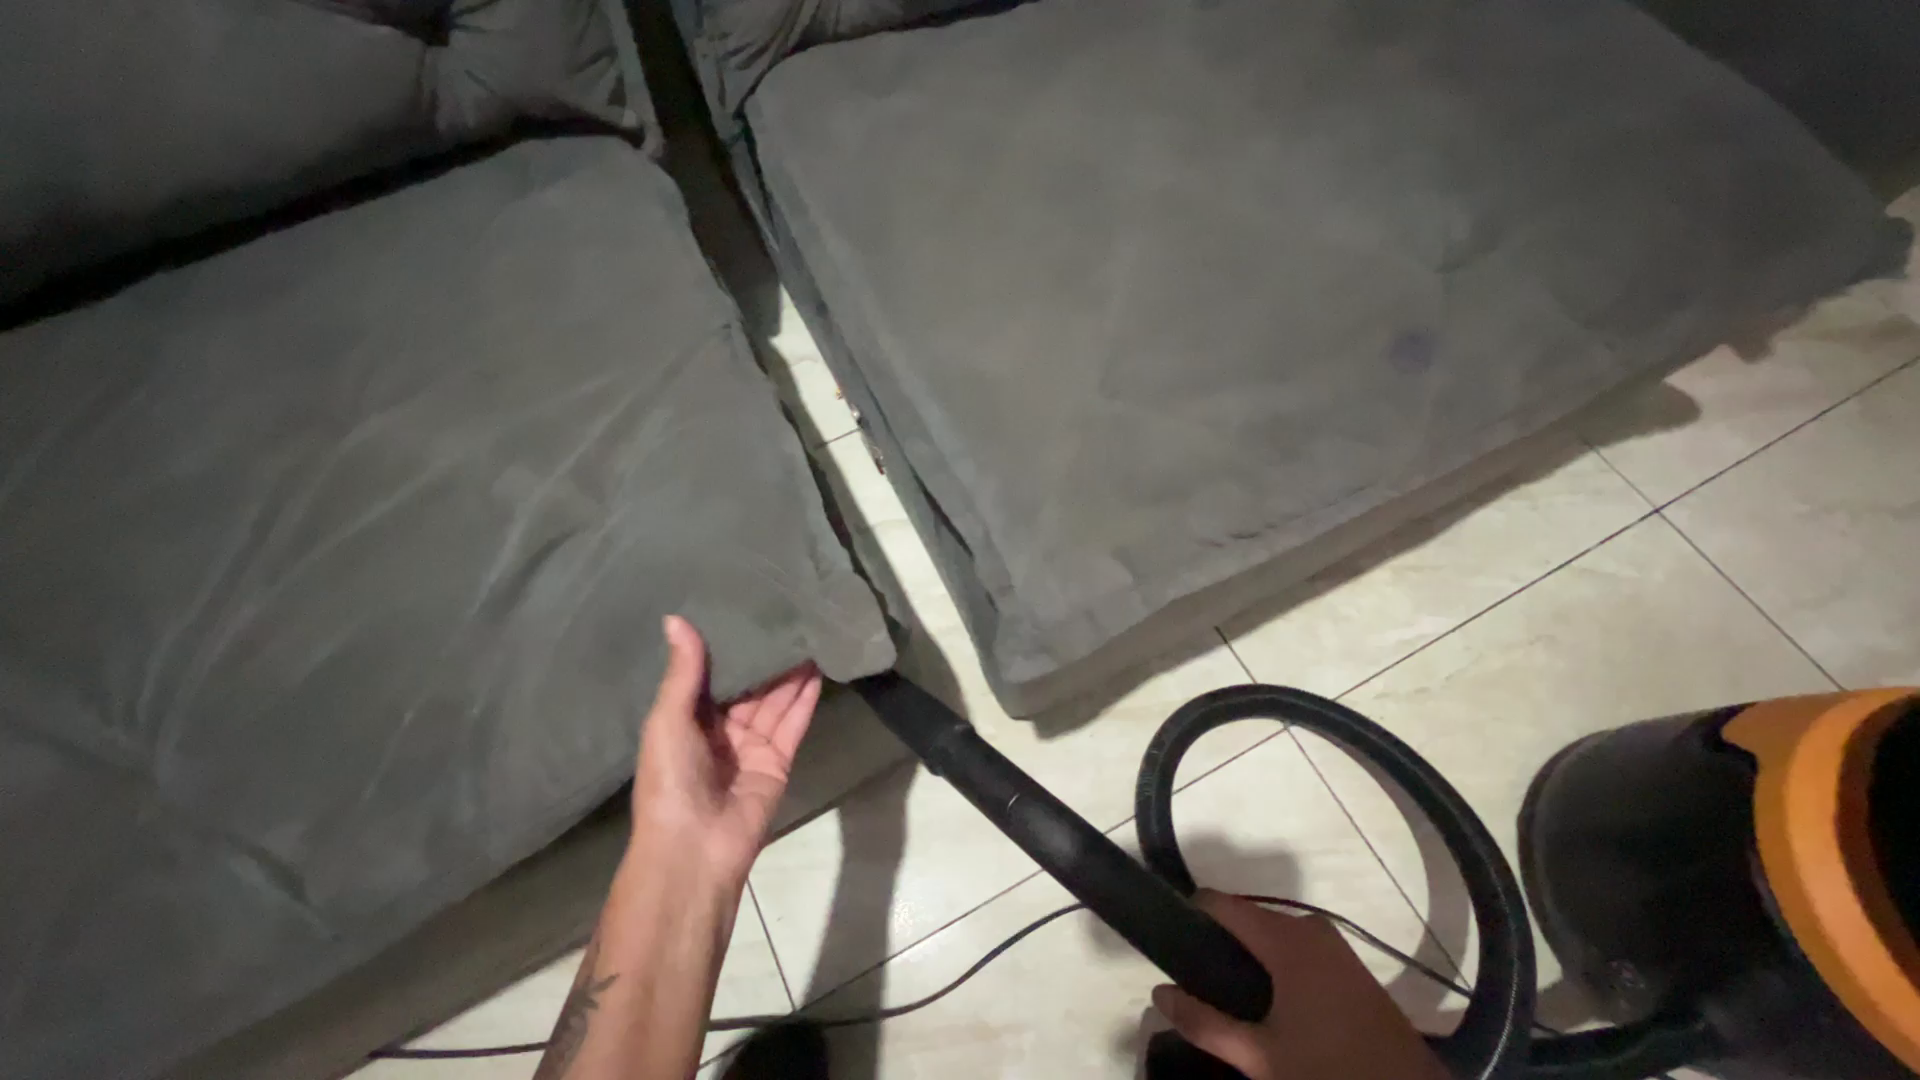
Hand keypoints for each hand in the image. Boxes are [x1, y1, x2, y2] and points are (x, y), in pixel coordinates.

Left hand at [629, 615, 822, 881]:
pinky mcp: (778, 759)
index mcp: (686, 721)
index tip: (741, 608)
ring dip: (789, 671)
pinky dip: (805, 697)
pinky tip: (818, 667)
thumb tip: (676, 617)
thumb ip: (682, 672)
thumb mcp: (667, 720)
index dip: (726, 646)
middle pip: (748, 686)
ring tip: (808, 631)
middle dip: (764, 656)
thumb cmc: (669, 779)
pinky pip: (793, 723)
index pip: (711, 675)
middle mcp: (720, 730)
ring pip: (774, 700)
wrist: (694, 848)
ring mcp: (752, 745)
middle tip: (784, 612)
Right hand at [1151, 891, 1450, 1079]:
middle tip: (1199, 987)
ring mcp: (1334, 946)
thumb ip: (1204, 1023)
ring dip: (1248, 960)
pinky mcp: (1349, 966)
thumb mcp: (1260, 1057)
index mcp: (1285, 939)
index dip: (1189, 918)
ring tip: (1230, 1002)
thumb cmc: (1331, 1072)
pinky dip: (1275, 969)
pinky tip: (1269, 1008)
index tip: (1171, 948)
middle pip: (1245, 919)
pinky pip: (1296, 950)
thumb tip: (1159, 994)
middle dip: (1219, 946)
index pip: (1219, 903)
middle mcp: (1309, 928)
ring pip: (1271, 935)